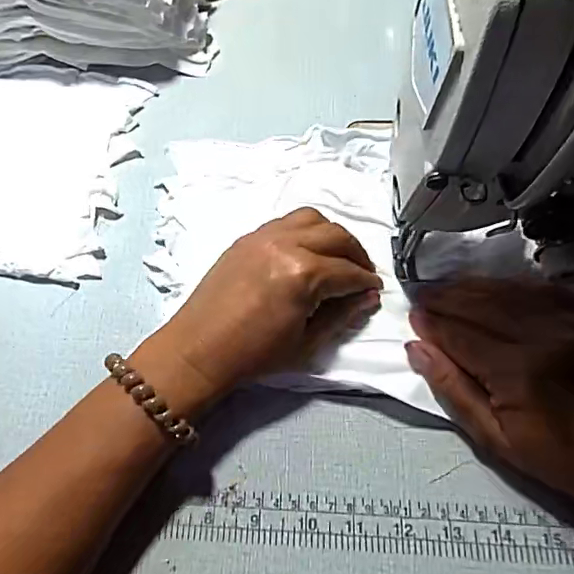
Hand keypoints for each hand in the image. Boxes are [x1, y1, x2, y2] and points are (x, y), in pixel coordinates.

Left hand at [138, 208, 382, 411]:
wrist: (199, 350)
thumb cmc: (253, 355)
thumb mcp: (306, 343)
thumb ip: (342, 316)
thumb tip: (367, 298)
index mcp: (303, 273)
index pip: (349, 272)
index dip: (367, 283)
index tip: (374, 291)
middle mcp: (285, 245)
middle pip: (337, 237)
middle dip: (357, 255)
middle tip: (363, 275)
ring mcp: (264, 236)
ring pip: (313, 219)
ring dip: (333, 236)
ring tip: (338, 258)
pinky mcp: (247, 238)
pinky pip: (286, 222)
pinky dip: (305, 231)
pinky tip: (308, 252)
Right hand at [406, 278, 573, 517]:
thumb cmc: (558, 458)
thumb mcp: (494, 438)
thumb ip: (453, 388)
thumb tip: (418, 349)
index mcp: (517, 371)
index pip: (461, 334)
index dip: (433, 324)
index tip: (413, 317)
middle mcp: (544, 336)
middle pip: (482, 305)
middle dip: (447, 299)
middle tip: (423, 298)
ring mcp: (572, 324)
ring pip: (510, 292)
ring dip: (474, 288)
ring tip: (449, 289)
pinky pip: (543, 291)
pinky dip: (514, 286)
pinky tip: (496, 288)